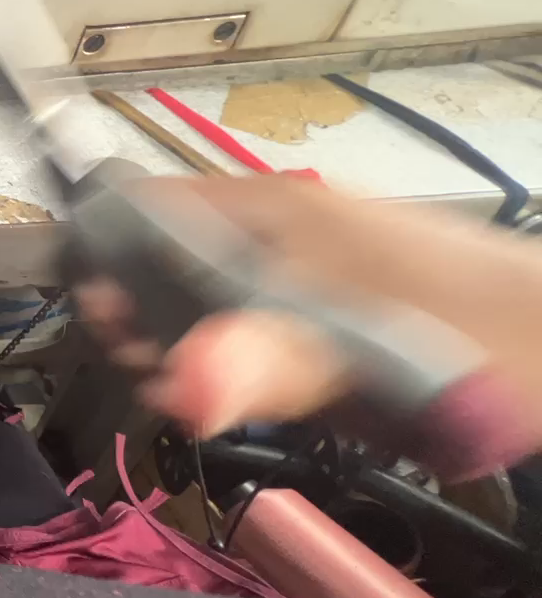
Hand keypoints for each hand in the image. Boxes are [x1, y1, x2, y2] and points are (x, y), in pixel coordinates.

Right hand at [78, 177, 541, 449]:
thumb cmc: (497, 334)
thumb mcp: (380, 354)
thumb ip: (277, 369)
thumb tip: (177, 392)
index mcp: (273, 212)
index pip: (146, 205)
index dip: (105, 252)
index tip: (101, 310)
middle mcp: (275, 229)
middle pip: (162, 256)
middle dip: (136, 310)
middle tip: (137, 362)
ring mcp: (299, 266)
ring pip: (200, 295)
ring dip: (177, 342)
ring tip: (179, 387)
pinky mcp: (320, 304)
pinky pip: (245, 322)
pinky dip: (226, 356)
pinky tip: (231, 390)